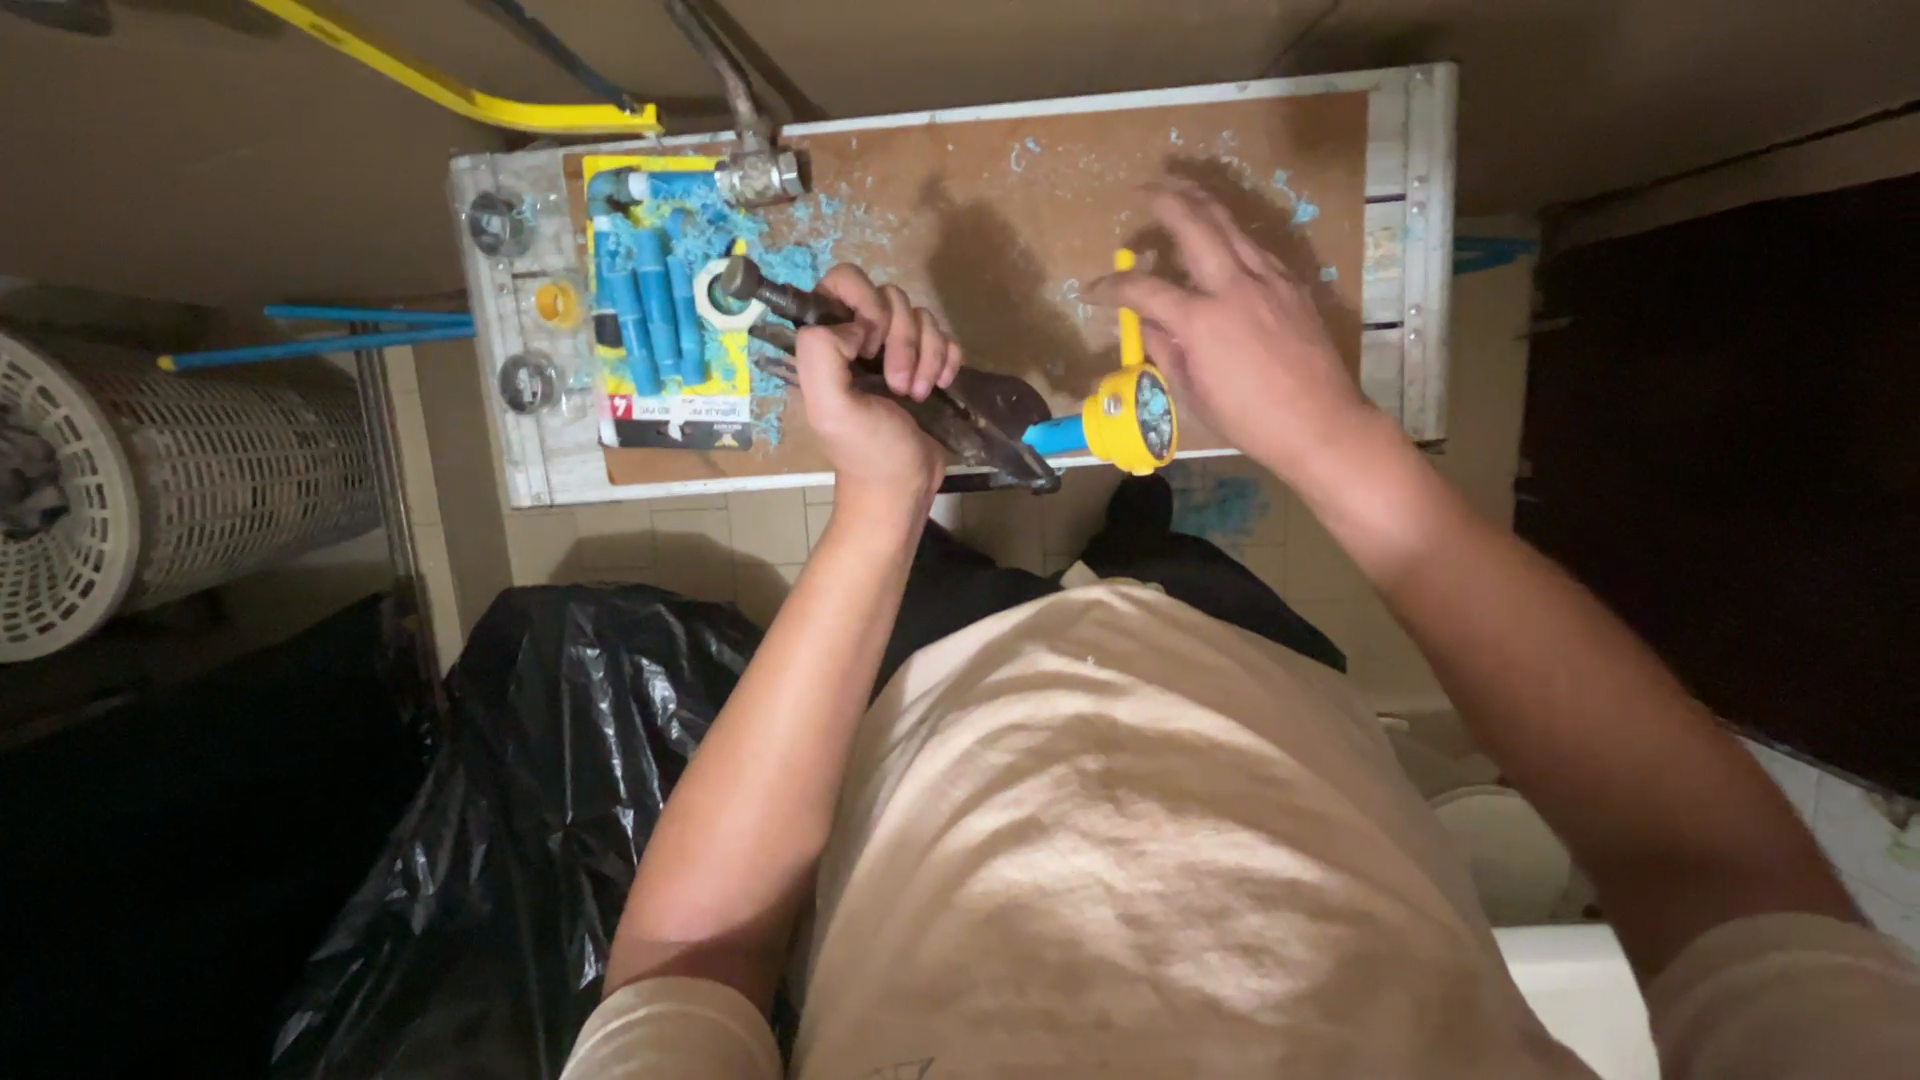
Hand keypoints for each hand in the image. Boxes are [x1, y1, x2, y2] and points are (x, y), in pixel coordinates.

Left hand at [795, 265, 957, 520]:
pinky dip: (947, 360)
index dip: (864, 302)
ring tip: (916, 394)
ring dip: (926, 357)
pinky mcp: (927, 363)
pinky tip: (941, 387)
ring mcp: (896, 350)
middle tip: (897, 385)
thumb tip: (857, 326)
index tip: (870, 344)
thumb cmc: (866, 451)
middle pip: (891, 297)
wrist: (904, 485)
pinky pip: (945, 336)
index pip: (842, 281)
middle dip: (903, 341)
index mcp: (828, 342)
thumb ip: (821, 353)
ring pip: (921, 316)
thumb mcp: (829, 407)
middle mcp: (860, 338)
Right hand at [1083, 181, 1374, 482]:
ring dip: (1201, 203)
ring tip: (1181, 191)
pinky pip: (1253, 248)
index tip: (1092, 290)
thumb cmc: (1247, 419)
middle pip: (1194, 226)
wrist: (1318, 422)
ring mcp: (1268, 280)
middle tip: (1143, 189)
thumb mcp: (1192, 392)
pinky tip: (1221, 239)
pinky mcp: (1291, 285)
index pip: (1144, 290)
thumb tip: (1149, 324)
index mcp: (1202, 322)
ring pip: (1230, 225)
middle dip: (1164, 202)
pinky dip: (1230, 235)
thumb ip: (1165, 350)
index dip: (1111, 287)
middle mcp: (1234, 287)